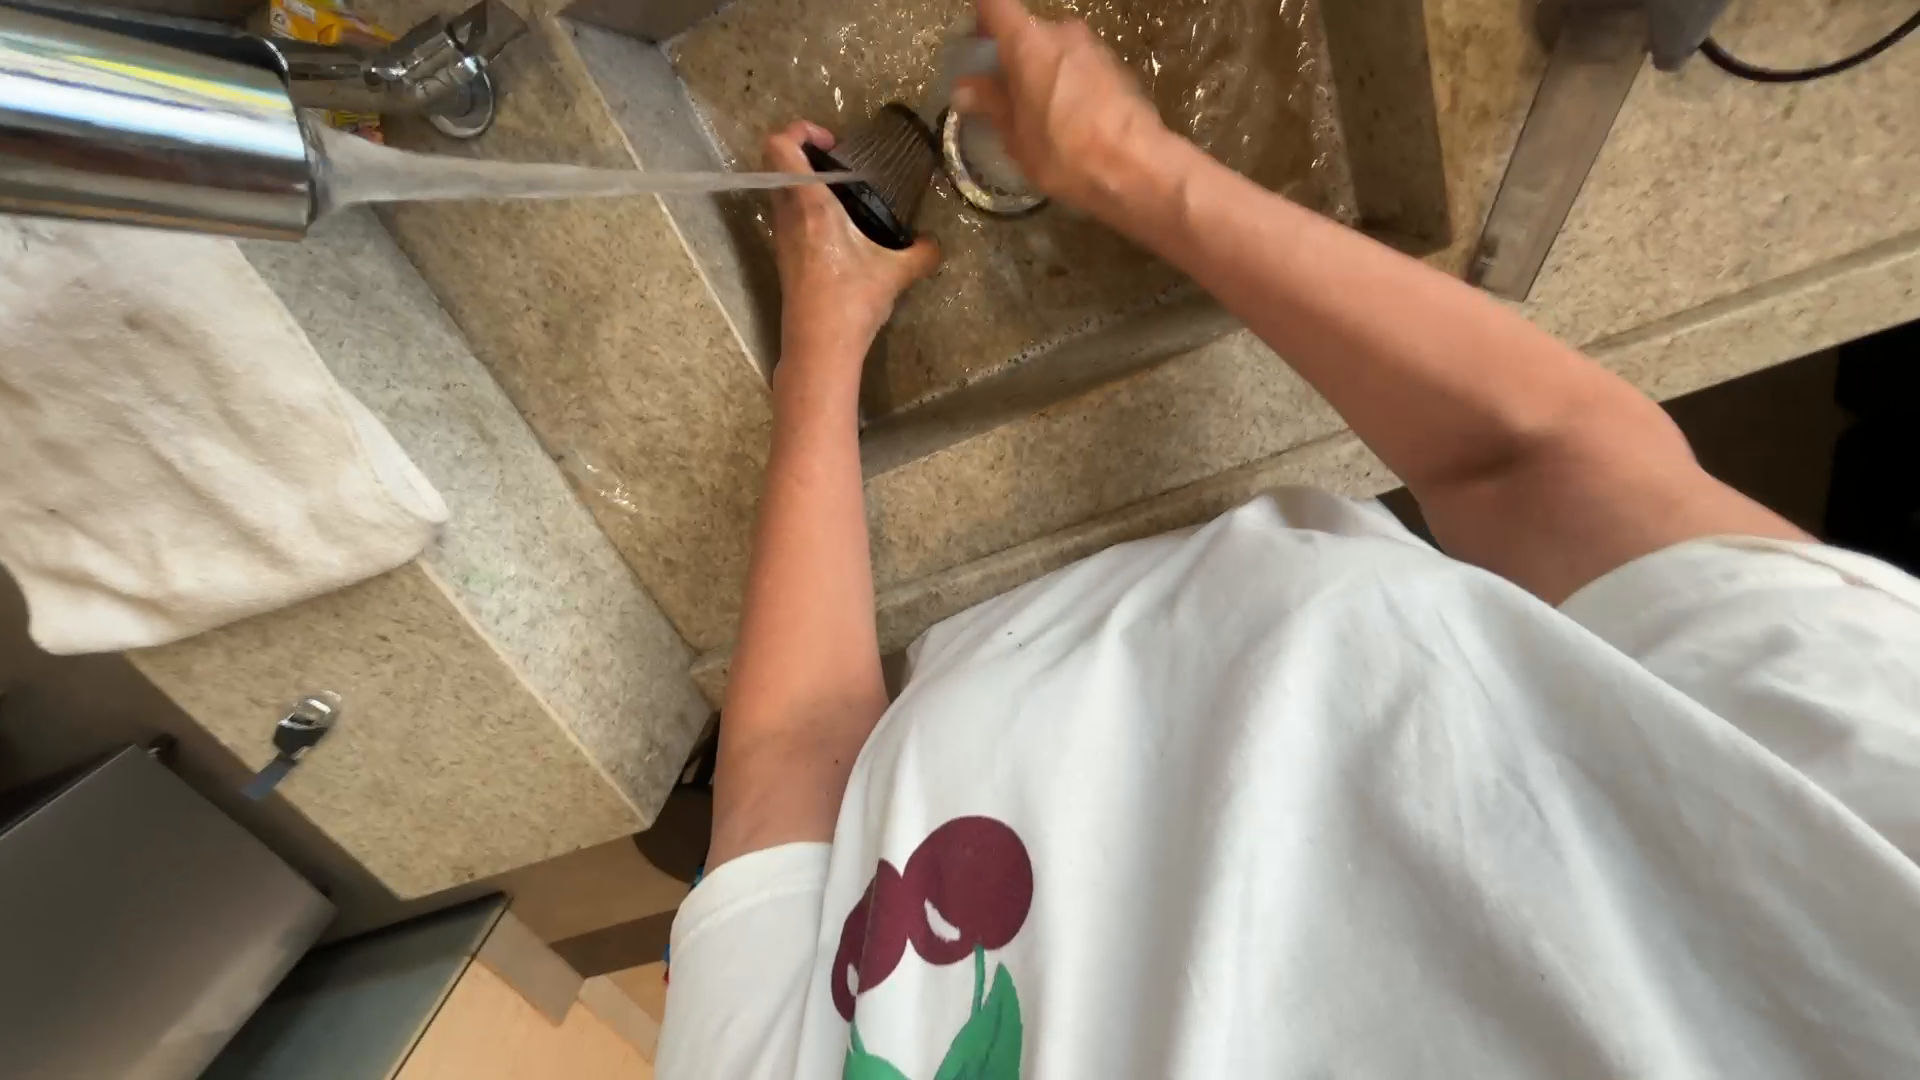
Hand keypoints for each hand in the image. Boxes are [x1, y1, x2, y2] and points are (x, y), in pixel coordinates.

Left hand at [766, 121, 939, 368]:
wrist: (820, 347)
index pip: (780, 145)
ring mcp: (782, 239)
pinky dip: (807, 213)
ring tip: (842, 199)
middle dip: (806, 157)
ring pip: (781, 193)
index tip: (832, 144)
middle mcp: (788, 215)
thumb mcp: (896, 274)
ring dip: (805, 186)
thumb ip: (921, 253)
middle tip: (840, 169)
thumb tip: (935, 244)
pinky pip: (789, 219)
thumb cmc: (851, 302)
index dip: (799, 131)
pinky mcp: (785, 260)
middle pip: (777, 164)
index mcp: (810, 204)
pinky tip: (838, 234)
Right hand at [952, 0, 1172, 214]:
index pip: (995, 5)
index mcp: (1028, 42)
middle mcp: (1063, 32)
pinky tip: (1072, 124)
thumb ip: (991, 105)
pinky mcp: (1117, 68)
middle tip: (1006, 100)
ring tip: (1042, 120)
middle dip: (1015, 61)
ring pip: (1057, 52)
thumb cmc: (1064, 154)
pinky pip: (1081, 69)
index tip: (975, 44)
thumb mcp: (1017, 137)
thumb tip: (964, 89)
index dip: (981, 19)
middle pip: (1029, 34)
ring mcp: (1095, 47)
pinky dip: (1070, 87)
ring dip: (1044, 76)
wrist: (1133, 167)